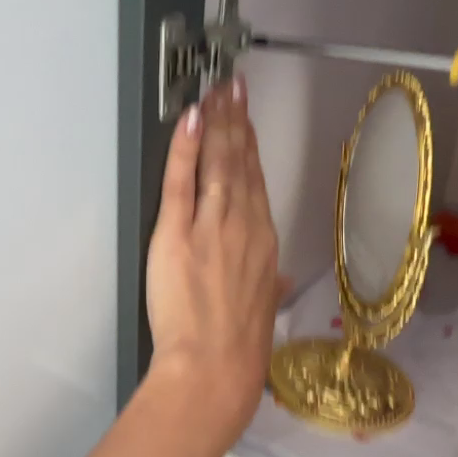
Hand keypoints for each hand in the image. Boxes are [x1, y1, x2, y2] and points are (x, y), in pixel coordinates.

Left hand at [145, 79, 281, 447]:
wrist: (215, 369)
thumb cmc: (240, 350)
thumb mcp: (266, 310)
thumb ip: (271, 285)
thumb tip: (279, 278)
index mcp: (264, 243)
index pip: (256, 183)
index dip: (251, 147)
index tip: (247, 122)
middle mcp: (244, 226)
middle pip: (240, 162)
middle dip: (236, 120)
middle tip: (232, 87)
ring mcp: (212, 227)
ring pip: (217, 163)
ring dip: (216, 122)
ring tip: (215, 91)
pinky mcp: (178, 235)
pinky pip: (182, 183)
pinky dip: (186, 149)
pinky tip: (189, 120)